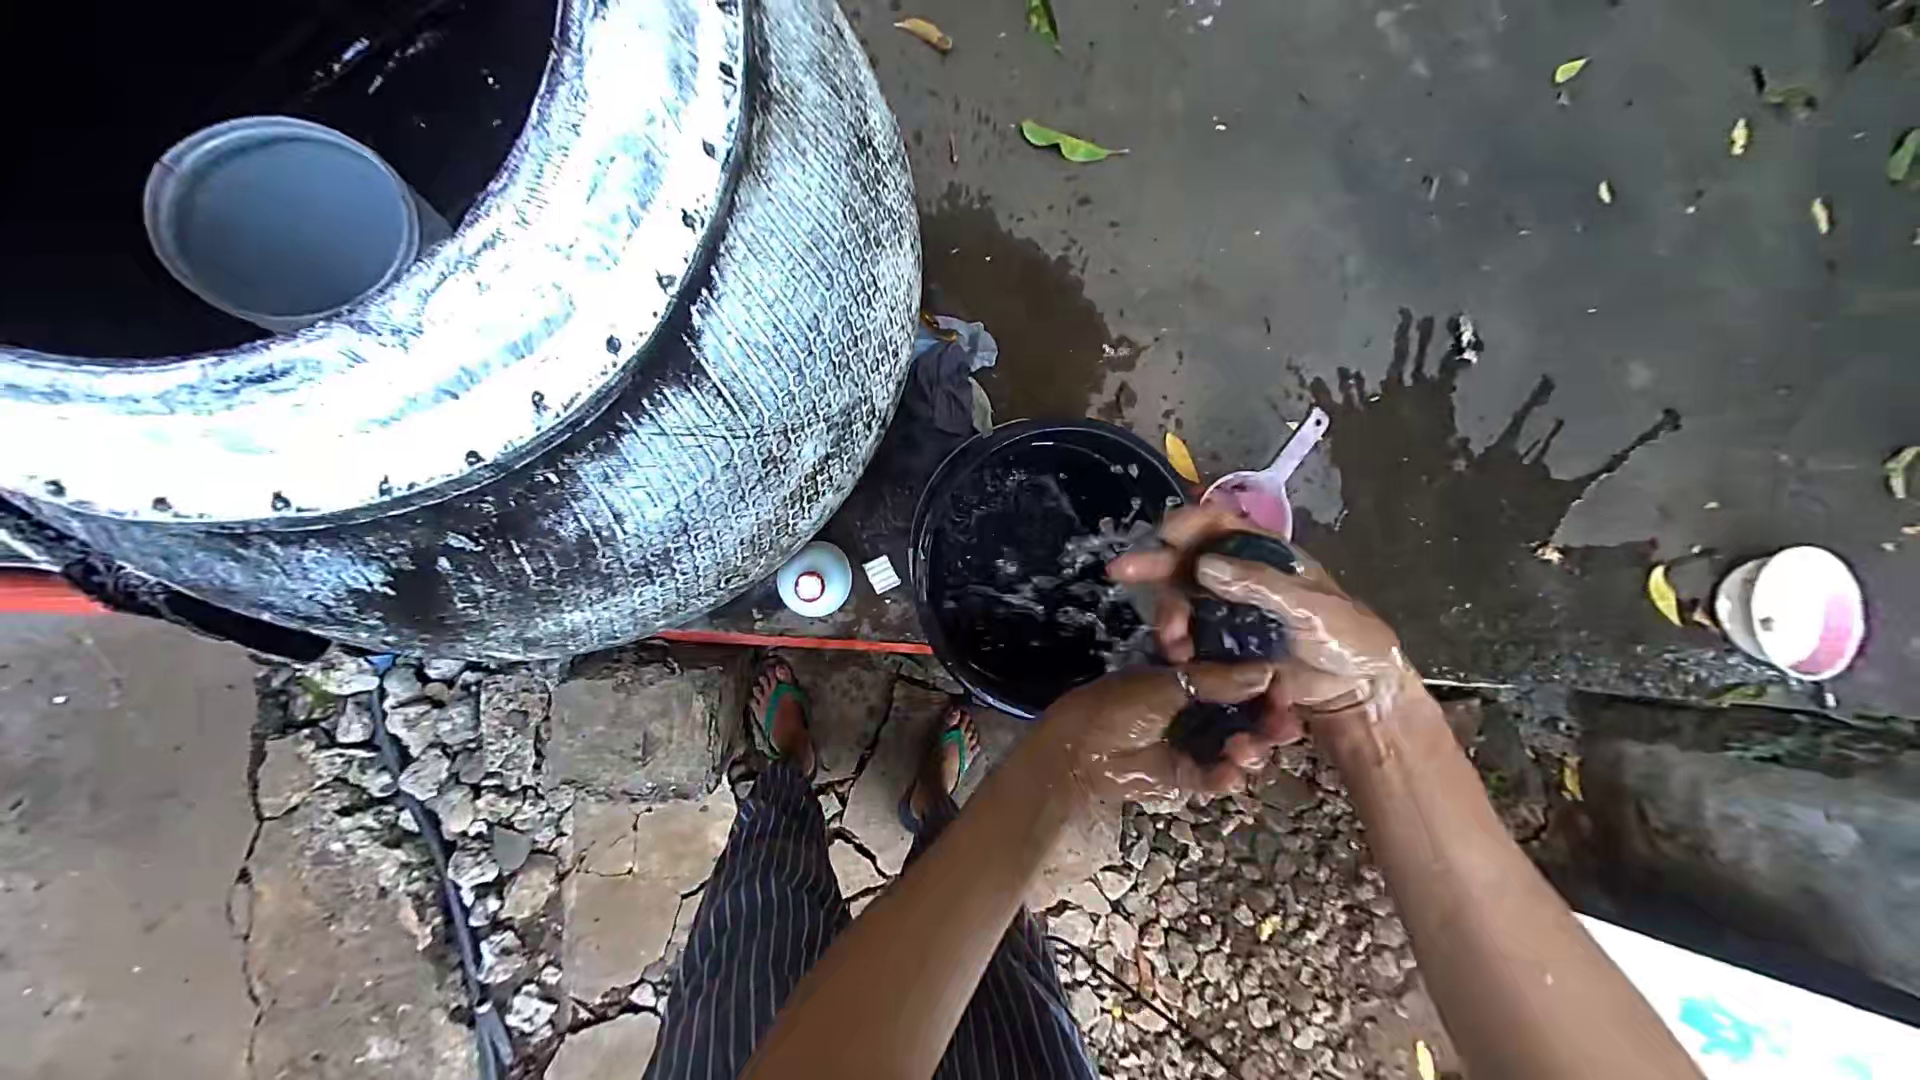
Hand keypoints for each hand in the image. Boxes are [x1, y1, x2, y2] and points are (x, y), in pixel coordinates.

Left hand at [1037, 662, 1291, 803]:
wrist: (1080, 752)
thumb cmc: (1118, 704)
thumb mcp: (1166, 683)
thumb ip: (1216, 679)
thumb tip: (1267, 671)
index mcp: (1188, 675)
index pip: (1237, 676)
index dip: (1263, 682)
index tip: (1286, 686)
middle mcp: (1196, 706)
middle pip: (1246, 713)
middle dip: (1268, 719)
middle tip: (1284, 724)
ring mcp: (1193, 741)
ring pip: (1238, 745)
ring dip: (1252, 748)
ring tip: (1248, 749)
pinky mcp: (1187, 775)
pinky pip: (1218, 776)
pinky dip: (1228, 775)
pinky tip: (1231, 772)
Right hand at [1106, 505, 1414, 713]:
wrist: (1355, 692)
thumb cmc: (1347, 637)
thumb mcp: (1311, 605)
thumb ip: (1259, 584)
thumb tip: (1204, 566)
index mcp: (1263, 554)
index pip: (1218, 525)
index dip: (1189, 522)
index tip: (1165, 533)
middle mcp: (1236, 576)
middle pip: (1186, 559)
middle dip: (1153, 564)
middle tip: (1121, 570)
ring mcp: (1225, 610)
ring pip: (1179, 598)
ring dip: (1166, 614)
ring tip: (1171, 640)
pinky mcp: (1219, 642)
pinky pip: (1186, 634)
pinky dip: (1175, 641)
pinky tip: (1177, 655)